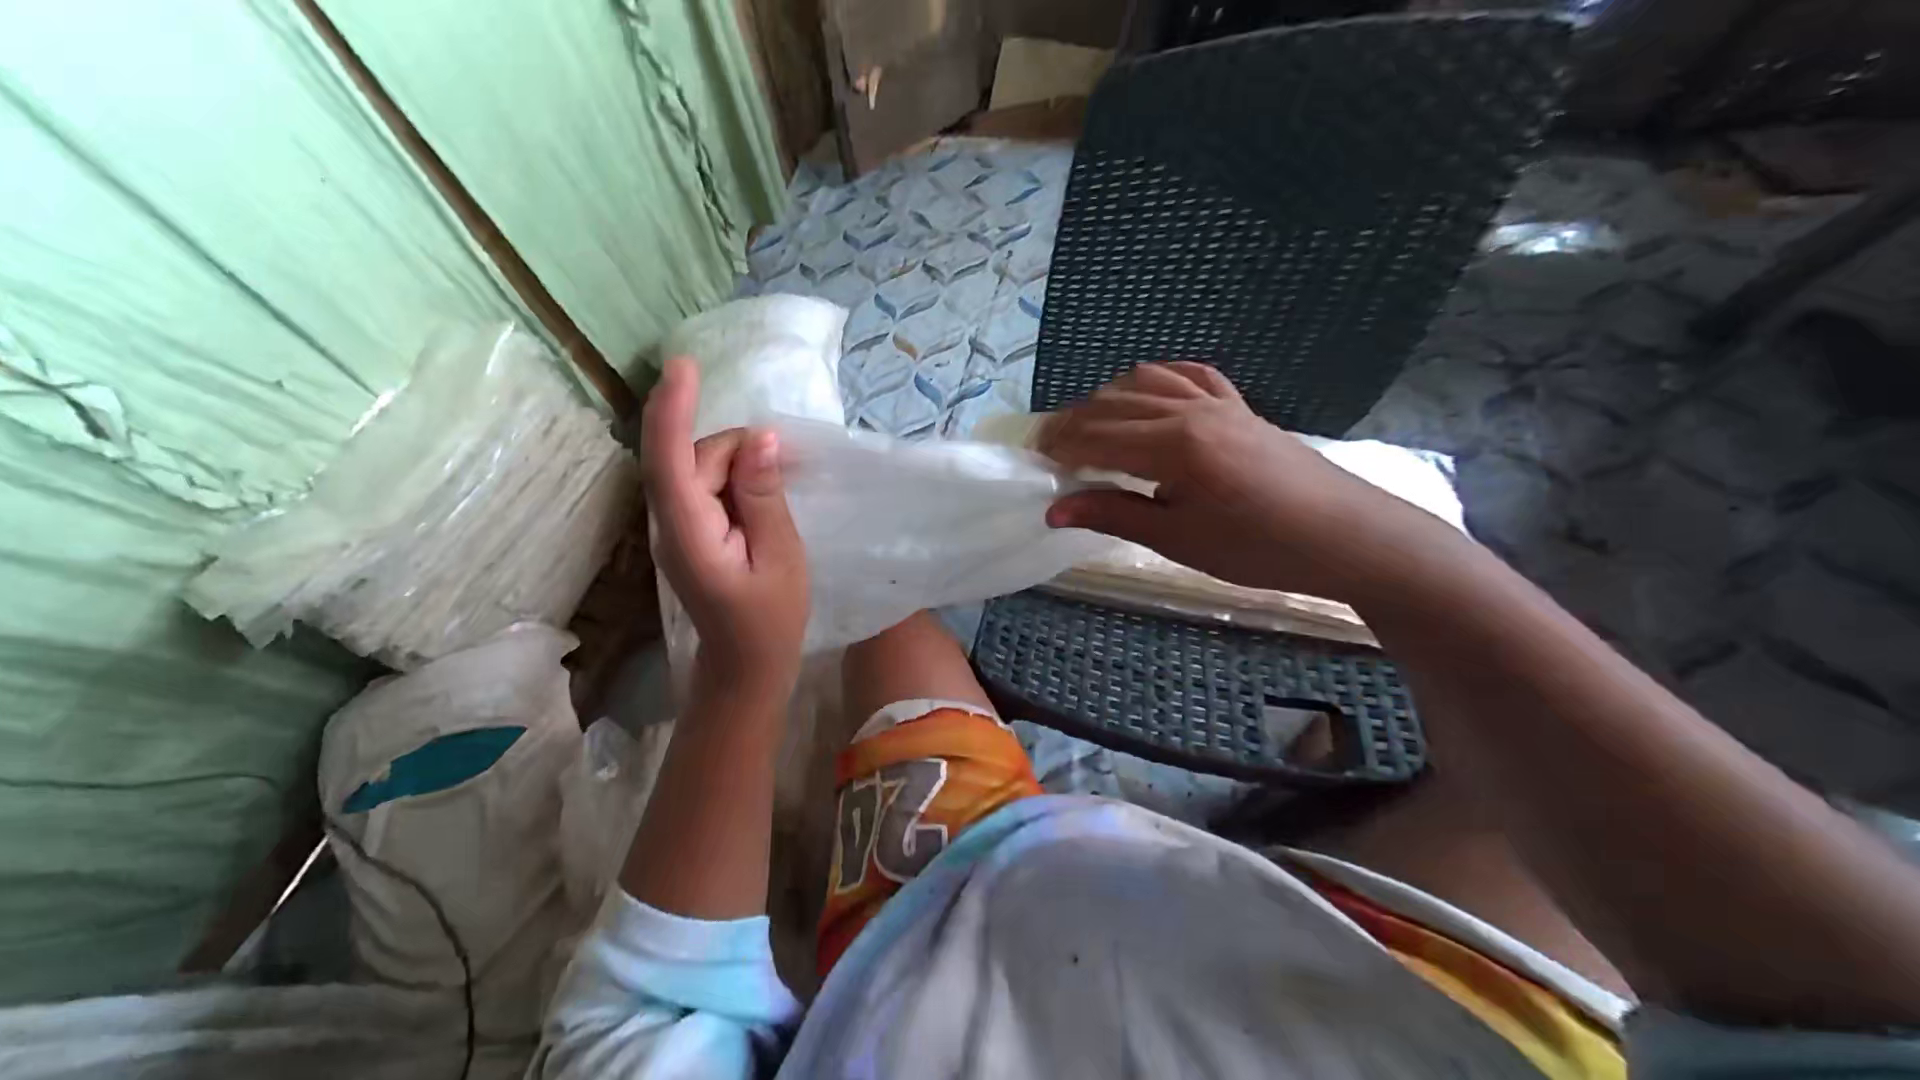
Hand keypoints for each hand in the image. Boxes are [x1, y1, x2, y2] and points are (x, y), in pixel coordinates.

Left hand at [642, 356, 808, 694]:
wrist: (745, 664)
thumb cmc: (770, 619)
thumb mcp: (780, 556)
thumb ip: (765, 496)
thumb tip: (762, 439)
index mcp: (689, 534)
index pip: (670, 460)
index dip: (674, 409)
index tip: (686, 366)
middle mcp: (669, 524)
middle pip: (691, 457)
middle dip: (739, 448)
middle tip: (790, 469)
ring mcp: (674, 527)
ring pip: (700, 468)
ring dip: (742, 464)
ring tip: (784, 490)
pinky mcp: (687, 528)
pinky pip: (705, 485)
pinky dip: (736, 478)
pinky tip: (764, 492)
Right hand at [1040, 362, 1466, 603]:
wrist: (1345, 537)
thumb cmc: (1259, 548)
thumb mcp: (1179, 539)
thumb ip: (1114, 515)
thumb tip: (1055, 509)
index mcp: (1174, 446)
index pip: (1097, 437)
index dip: (1060, 447)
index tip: (1035, 461)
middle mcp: (1191, 411)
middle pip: (1113, 405)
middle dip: (1073, 423)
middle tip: (1049, 448)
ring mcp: (1219, 402)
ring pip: (1146, 381)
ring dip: (1108, 398)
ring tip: (1088, 425)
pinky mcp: (1240, 406)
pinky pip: (1190, 374)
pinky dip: (1157, 378)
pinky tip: (1145, 389)